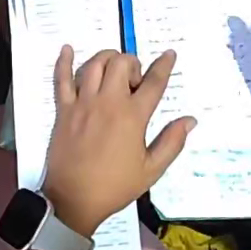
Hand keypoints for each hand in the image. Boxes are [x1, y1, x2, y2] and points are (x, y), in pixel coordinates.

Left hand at [41, 46, 195, 237]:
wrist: (73, 200)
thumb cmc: (114, 186)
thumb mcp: (151, 169)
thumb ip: (172, 142)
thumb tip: (189, 120)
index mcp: (132, 117)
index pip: (153, 82)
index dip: (164, 65)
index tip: (169, 54)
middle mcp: (108, 103)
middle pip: (121, 63)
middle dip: (132, 64)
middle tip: (134, 82)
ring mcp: (82, 104)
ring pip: (94, 64)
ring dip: (107, 59)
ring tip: (113, 70)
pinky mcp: (63, 110)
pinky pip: (60, 79)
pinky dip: (64, 61)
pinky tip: (67, 50)